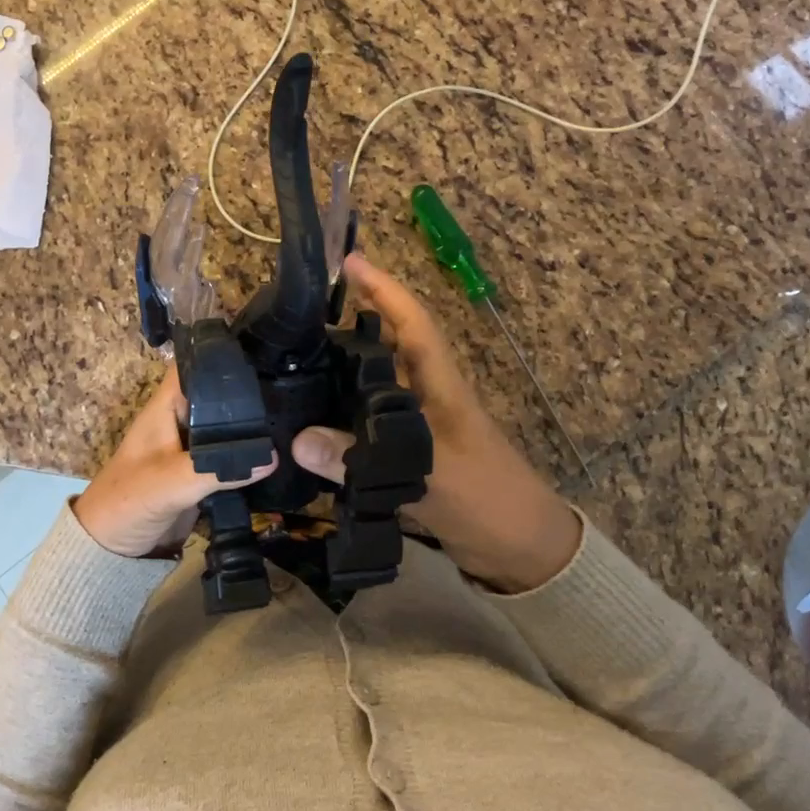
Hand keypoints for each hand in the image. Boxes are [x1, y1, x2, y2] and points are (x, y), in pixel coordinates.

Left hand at [74, 369, 278, 557]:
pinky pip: (229, 460)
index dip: (221, 355)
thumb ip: (214, 468)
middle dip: (250, 395)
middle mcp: (180, 422)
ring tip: (296, 422)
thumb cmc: (128, 502)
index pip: (193, 367)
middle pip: (218, 398)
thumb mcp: (168, 482)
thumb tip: (269, 458)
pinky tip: (281, 459)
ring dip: (253, 430)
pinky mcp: (201, 477)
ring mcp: (191, 450)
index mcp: (165, 408)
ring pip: (227, 430)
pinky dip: (248, 460)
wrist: (112, 548)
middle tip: (293, 389)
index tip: (263, 350)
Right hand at [290, 253, 581, 592]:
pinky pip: (365, 423)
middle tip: (294, 317)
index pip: (412, 323)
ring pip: (371, 385)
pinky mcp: (407, 455)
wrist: (520, 550)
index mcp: (440, 385)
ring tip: (289, 364)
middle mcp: (424, 396)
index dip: (383, 288)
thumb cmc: (488, 499)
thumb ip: (365, 459)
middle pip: (384, 346)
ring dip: (338, 370)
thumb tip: (298, 440)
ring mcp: (416, 425)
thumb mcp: (430, 477)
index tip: (348, 260)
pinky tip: (308, 425)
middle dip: (347, 323)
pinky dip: (339, 417)